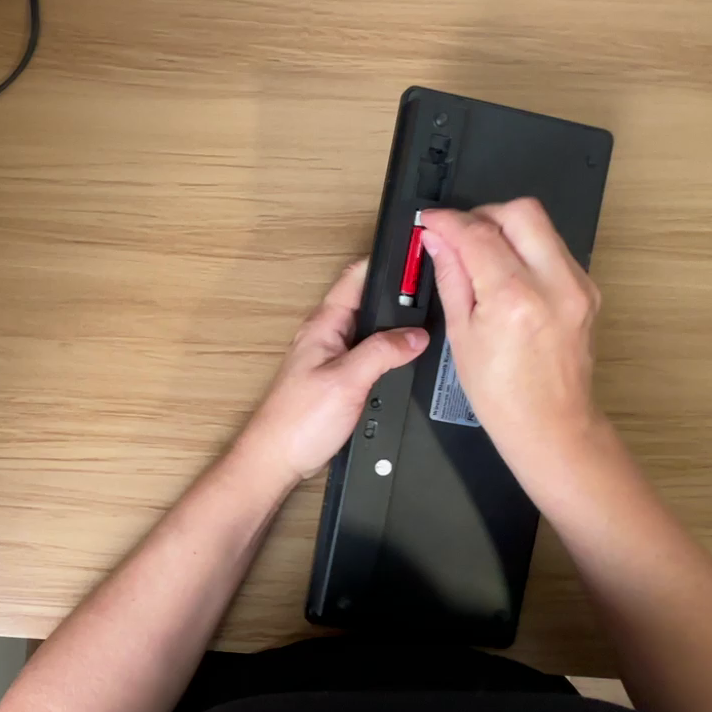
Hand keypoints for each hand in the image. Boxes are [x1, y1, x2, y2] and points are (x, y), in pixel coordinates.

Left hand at [231, 260, 428, 485]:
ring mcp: (331, 357)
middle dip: (398, 294)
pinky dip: (388, 351)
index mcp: (324, 325)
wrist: (278, 458)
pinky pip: (367, 354)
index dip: (386, 263)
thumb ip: (382, 353)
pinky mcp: (337, 379)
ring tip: (427, 321)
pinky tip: (404, 357)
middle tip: (433, 288)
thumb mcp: (347, 380)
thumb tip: (414, 335)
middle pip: (367, 302)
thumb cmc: (297, 421)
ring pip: (369, 329)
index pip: (356, 278)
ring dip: (393, 325)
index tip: (415, 254)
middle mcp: (326, 336)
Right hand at [420, 199, 605, 470]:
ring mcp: (578, 285)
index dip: (447, 221)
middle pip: (520, 211)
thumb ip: (451, 277)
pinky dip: (524, 249)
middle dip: (482, 214)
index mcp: (514, 298)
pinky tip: (504, 272)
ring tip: (479, 255)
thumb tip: (437, 241)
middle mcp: (554, 284)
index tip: (430, 220)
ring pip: (541, 226)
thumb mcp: (460, 333)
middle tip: (458, 233)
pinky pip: (553, 249)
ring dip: (504, 229)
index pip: (477, 234)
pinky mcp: (587, 289)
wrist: (550, 422)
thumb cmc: (500, 392)